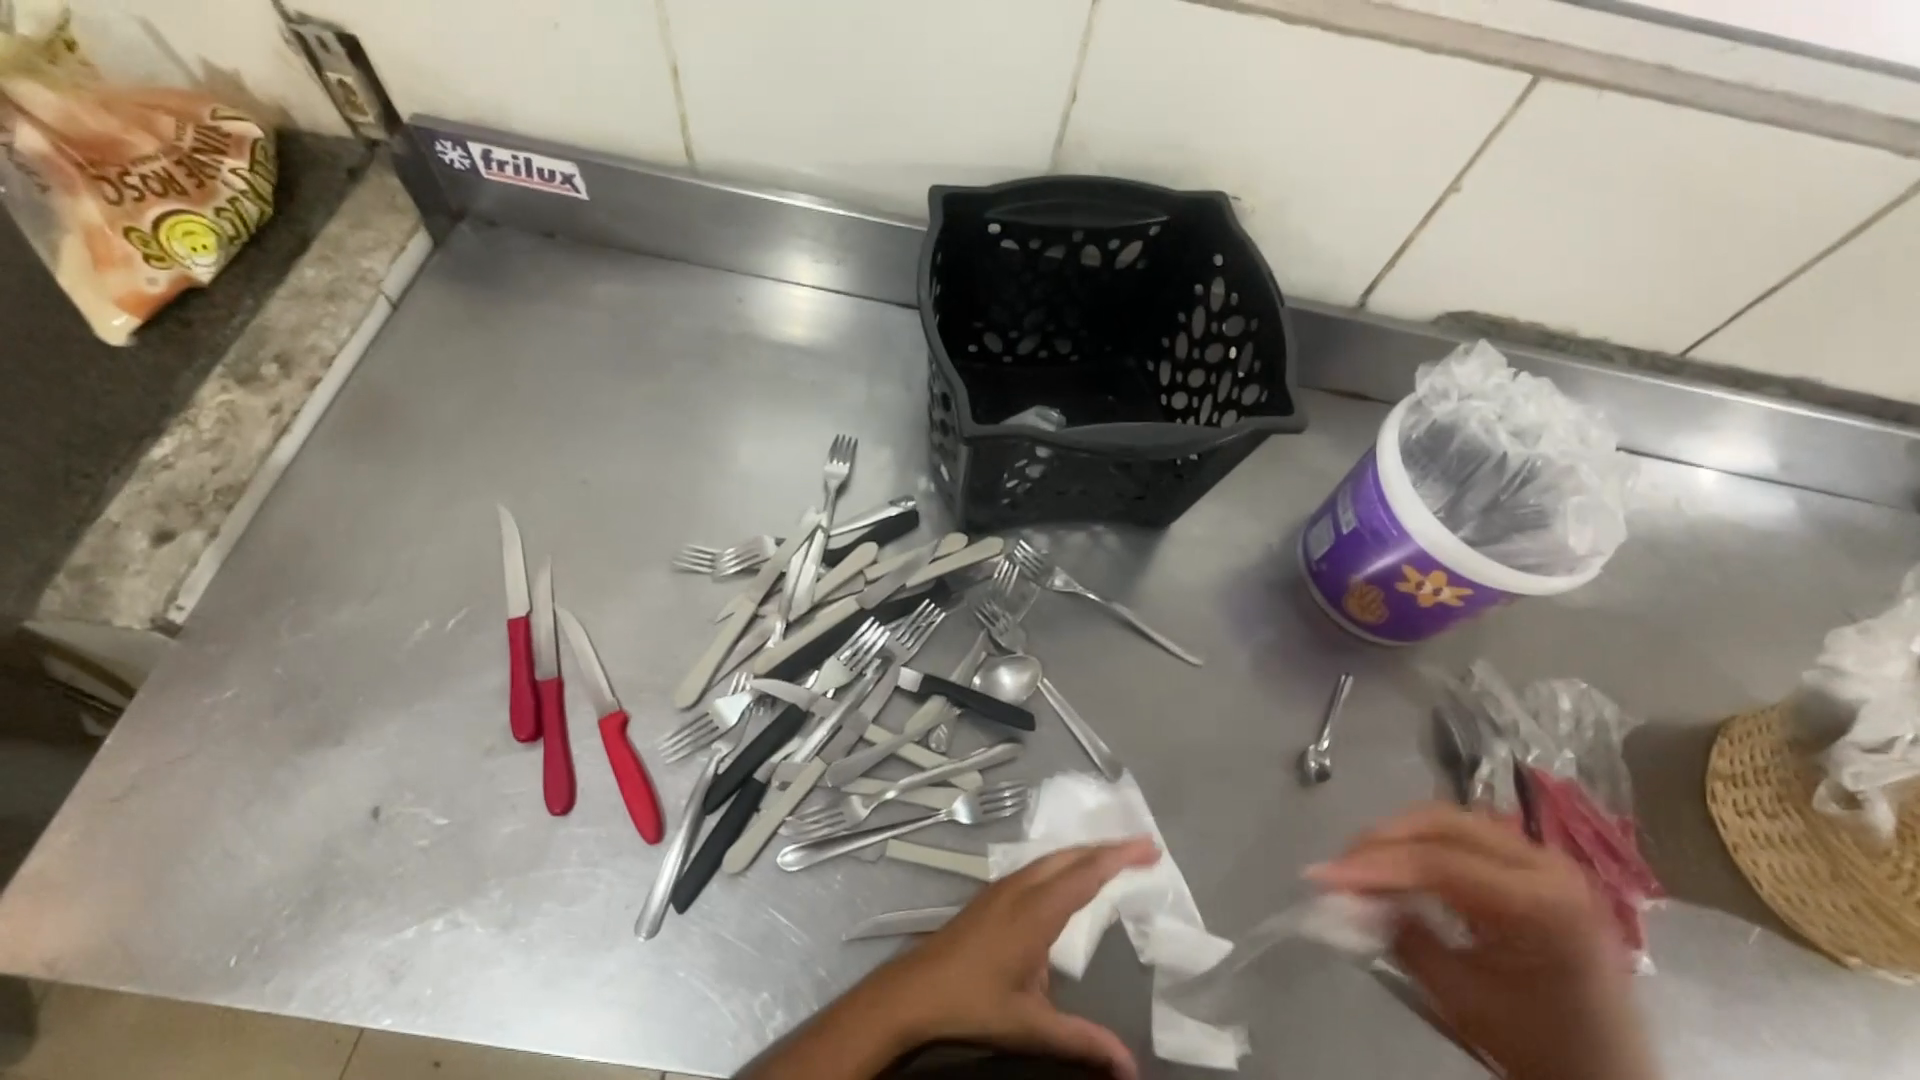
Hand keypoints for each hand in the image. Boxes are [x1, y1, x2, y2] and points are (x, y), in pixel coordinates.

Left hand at [833, 838, 1160, 1078]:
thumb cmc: (971, 1004)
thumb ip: (1082, 1040)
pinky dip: (1061, 863)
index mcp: (1035, 913)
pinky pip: (1034, 867)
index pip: (1085, 874)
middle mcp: (1020, 889)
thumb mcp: (1030, 1026)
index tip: (1150, 847)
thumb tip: (1130, 1067)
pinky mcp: (988, 897)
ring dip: (1082, 853)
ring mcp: (1000, 889)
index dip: (1119, 857)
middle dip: (1106, 848)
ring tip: (1112, 858)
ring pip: (1049, 858)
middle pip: (1069, 856)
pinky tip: (1065, 878)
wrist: (912, 992)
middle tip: (1142, 849)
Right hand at [1309, 804, 1657, 1079]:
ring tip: (1357, 866)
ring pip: (1450, 822)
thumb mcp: (1461, 997)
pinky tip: (1394, 867)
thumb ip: (1403, 937)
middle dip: (1381, 841)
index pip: (1440, 863)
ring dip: (1398, 838)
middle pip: (1443, 824)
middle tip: (1337, 868)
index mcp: (1542, 902)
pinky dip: (1421, 845)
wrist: (1605, 1071)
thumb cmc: (1538, 1043)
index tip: (1320, 877)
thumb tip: (1349, 899)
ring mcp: (1542, 860)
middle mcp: (1546, 865)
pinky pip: (1463, 838)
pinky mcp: (1530, 866)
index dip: (1373, 866)